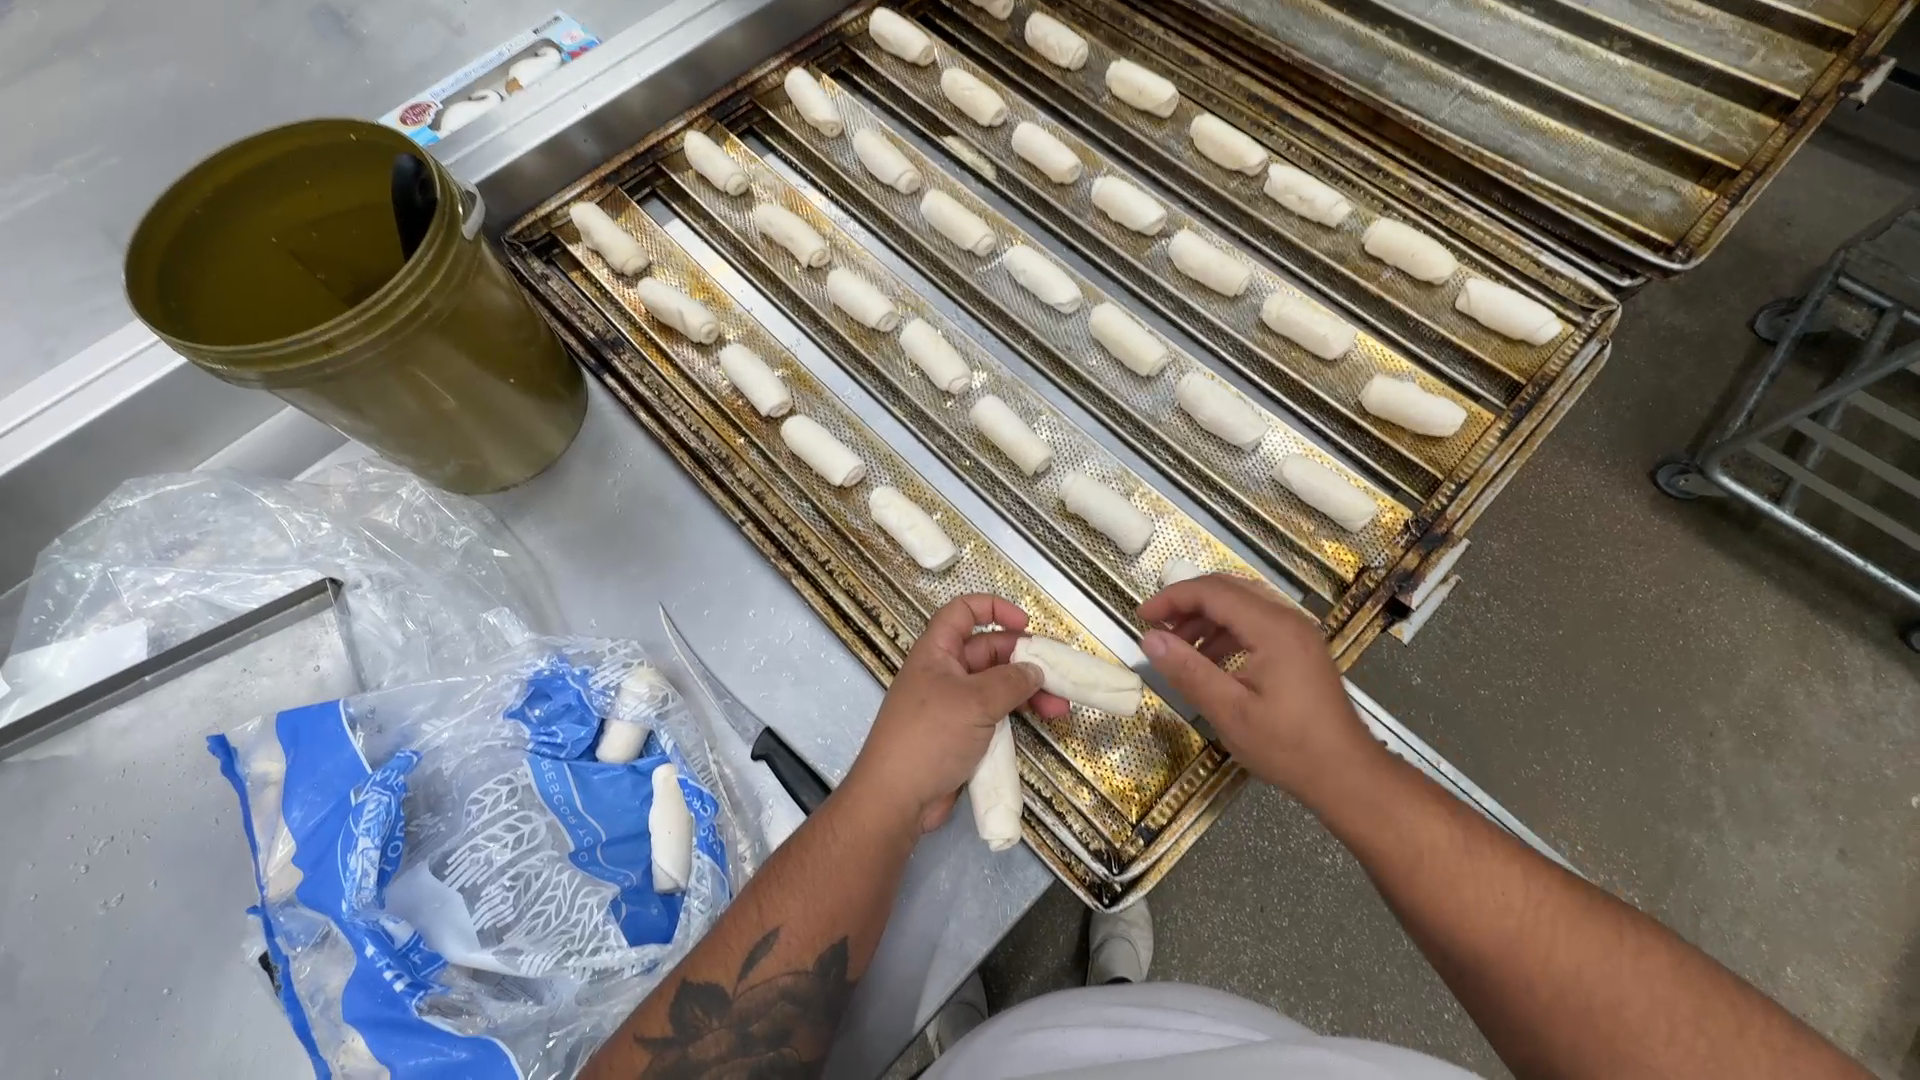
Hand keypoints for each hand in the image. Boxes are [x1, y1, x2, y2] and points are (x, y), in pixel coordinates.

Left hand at [843, 594, 1068, 834]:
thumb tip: (1034, 671)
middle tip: (1058, 676)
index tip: (1025, 622)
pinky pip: (994, 714)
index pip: (963, 612)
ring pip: (997, 686)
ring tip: (1059, 708)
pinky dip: (1018, 715)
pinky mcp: (961, 733)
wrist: (897, 798)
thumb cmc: (930, 737)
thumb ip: (1010, 682)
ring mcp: (953, 704)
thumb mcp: (974, 702)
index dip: (993, 608)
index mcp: (937, 651)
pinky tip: (1040, 723)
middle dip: (1025, 660)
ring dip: (1028, 692)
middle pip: (989, 651)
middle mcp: (944, 672)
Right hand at [1138, 575, 1382, 800]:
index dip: (1172, 599)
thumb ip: (1188, 671)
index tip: (1141, 618)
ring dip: (1205, 618)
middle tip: (1156, 628)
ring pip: (1242, 603)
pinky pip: (1256, 622)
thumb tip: (1150, 640)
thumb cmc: (1288, 747)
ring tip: (1179, 648)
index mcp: (1272, 629)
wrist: (1346, 774)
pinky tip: (1210, 661)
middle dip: (1186, 603)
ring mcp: (1298, 632)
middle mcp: (1288, 620)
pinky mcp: (1301, 648)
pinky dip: (1226, 631)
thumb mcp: (1229, 712)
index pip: (1212, 592)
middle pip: (1228, 589)